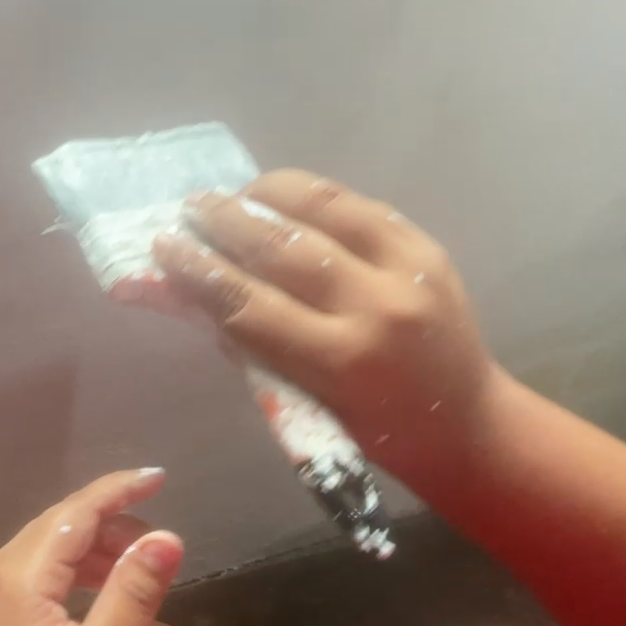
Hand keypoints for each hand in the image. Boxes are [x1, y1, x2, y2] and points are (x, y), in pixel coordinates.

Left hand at [0, 469, 184, 625]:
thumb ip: (132, 597)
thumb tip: (166, 536)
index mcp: (21, 577)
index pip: (76, 514)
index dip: (119, 490)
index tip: (159, 476)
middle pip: (60, 523)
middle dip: (112, 518)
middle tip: (160, 537)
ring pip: (48, 546)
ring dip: (94, 545)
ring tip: (140, 564)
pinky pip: (37, 570)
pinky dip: (73, 568)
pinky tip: (100, 587)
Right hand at [152, 170, 506, 478]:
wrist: (461, 421)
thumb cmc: (366, 432)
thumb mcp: (300, 401)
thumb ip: (250, 347)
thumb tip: (200, 298)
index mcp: (337, 360)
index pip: (248, 304)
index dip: (199, 272)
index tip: (163, 247)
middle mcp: (374, 308)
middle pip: (282, 250)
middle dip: (227, 223)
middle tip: (190, 207)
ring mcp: (408, 270)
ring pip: (324, 212)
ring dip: (268, 196)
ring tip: (232, 193)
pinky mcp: (428, 247)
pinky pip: (360, 207)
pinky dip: (313, 196)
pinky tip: (281, 194)